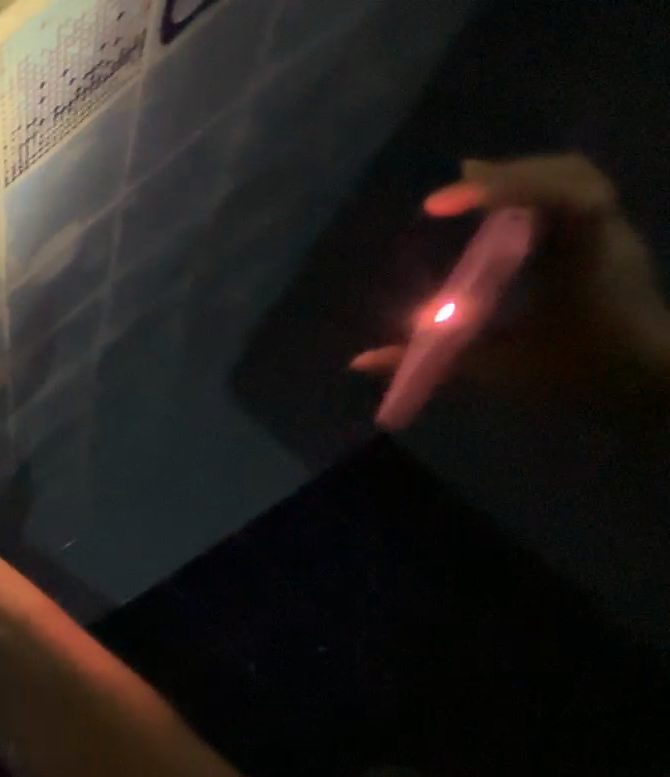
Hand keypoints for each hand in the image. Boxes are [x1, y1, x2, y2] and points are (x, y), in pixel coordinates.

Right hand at [352, 154, 669, 412]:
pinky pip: (568, 199)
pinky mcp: (602, 242)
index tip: (437, 205)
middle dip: (505, 177)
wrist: (654, 377)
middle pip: (567, 176)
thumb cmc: (578, 373)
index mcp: (584, 259)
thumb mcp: (497, 369)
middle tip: (448, 195)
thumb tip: (360, 361)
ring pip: (571, 181)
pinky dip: (529, 195)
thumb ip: (430, 358)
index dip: (501, 188)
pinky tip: (492, 213)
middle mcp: (602, 235)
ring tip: (466, 195)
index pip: (561, 198)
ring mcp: (608, 235)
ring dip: (517, 181)